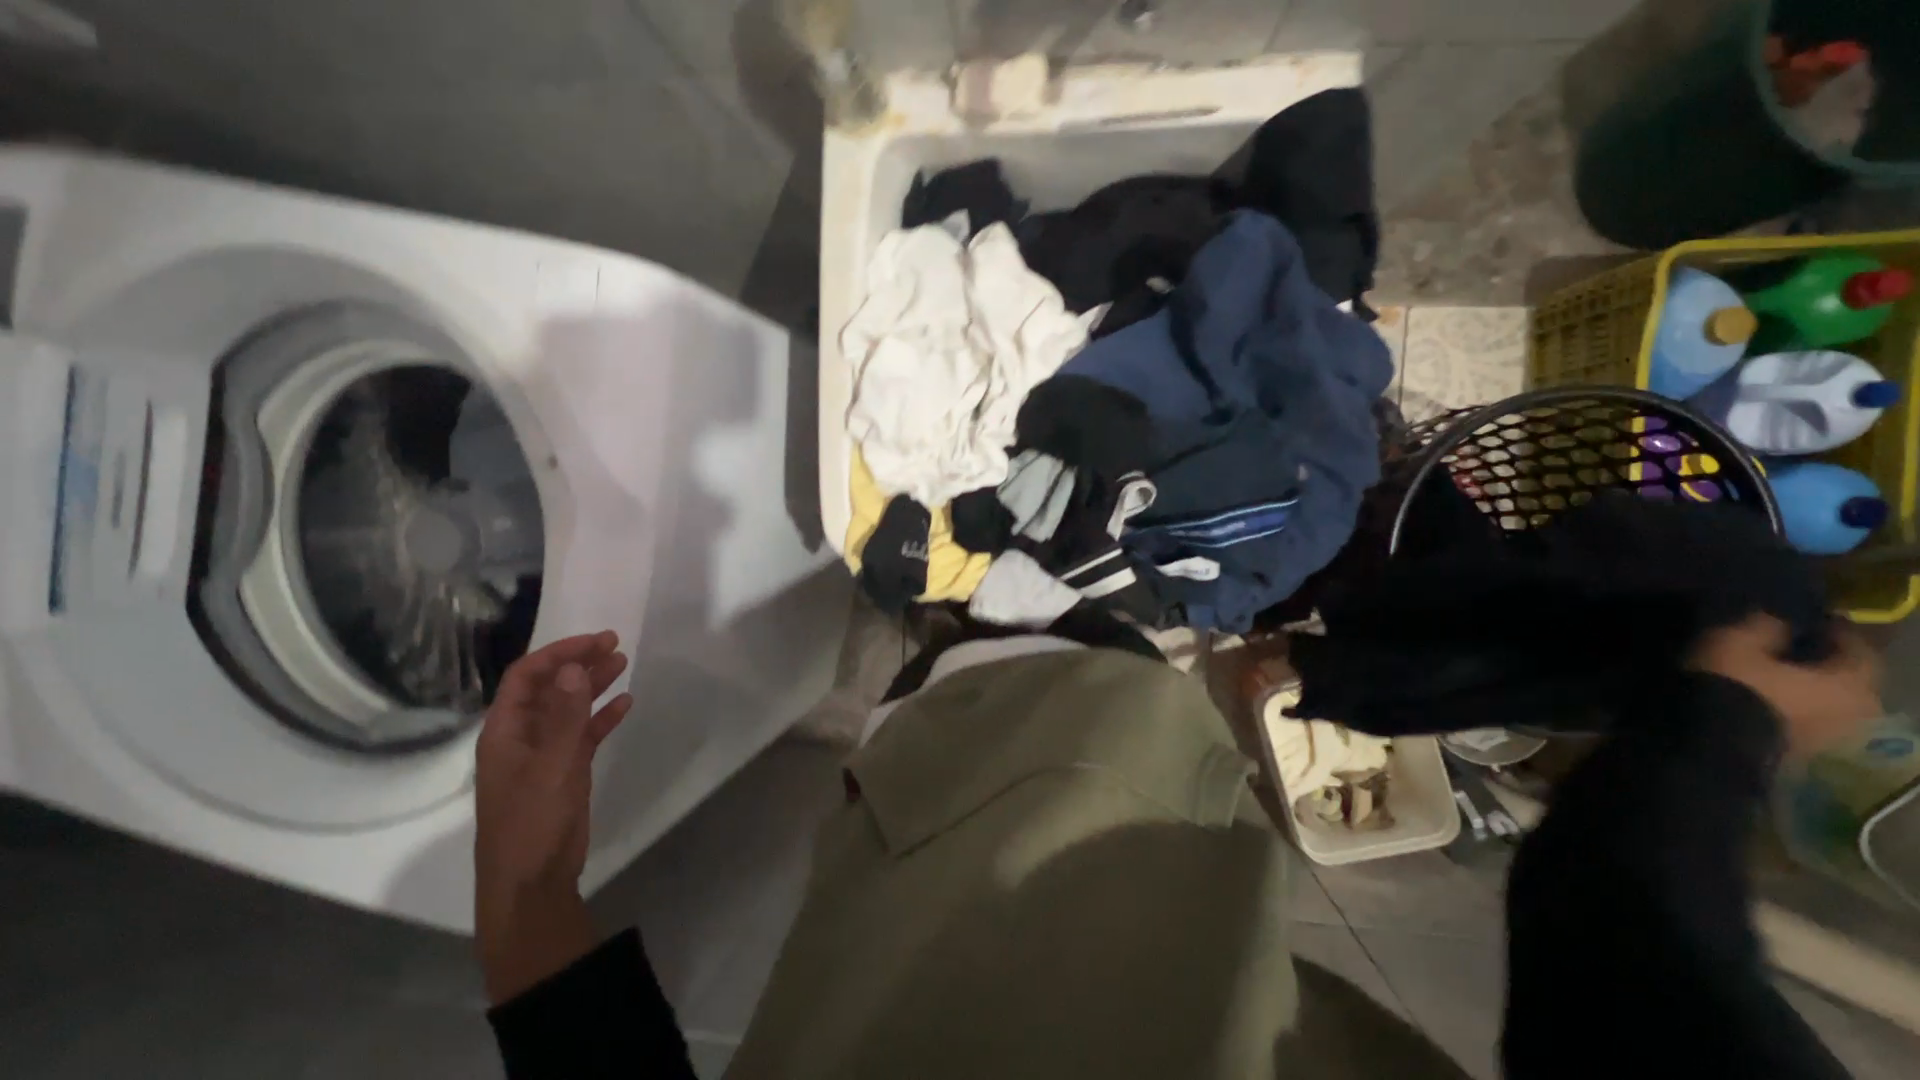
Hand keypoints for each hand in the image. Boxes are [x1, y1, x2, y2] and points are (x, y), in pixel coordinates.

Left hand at [473, 630, 633, 1002]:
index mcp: (505, 732)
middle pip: (548, 688)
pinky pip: (583, 735)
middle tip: (614, 644)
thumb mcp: (551, 768)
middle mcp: (521, 738)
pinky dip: (602, 718)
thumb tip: (574, 668)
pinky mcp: (564, 773)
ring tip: (623, 663)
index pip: (526, 677)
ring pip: (568, 709)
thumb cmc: (531, 823)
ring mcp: (543, 756)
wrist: (531, 883)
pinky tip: (625, 703)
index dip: (559, 654)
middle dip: (578, 663)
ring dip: (592, 685)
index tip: (596, 642)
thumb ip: (565, 718)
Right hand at [1691, 615, 1881, 757]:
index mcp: (1850, 682)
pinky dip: (1791, 709)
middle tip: (1794, 651)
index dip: (1836, 631)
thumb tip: (1778, 621)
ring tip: (1772, 677)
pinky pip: (1804, 722)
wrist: (1712, 745)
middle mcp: (1853, 711)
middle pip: (1846, 680)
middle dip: (1822, 666)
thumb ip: (1762, 627)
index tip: (1814, 620)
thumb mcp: (1736, 643)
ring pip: (1825, 704)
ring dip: (1805, 690)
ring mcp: (1829, 738)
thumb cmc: (1737, 687)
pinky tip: (1763, 699)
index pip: (1858, 648)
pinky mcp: (1802, 754)